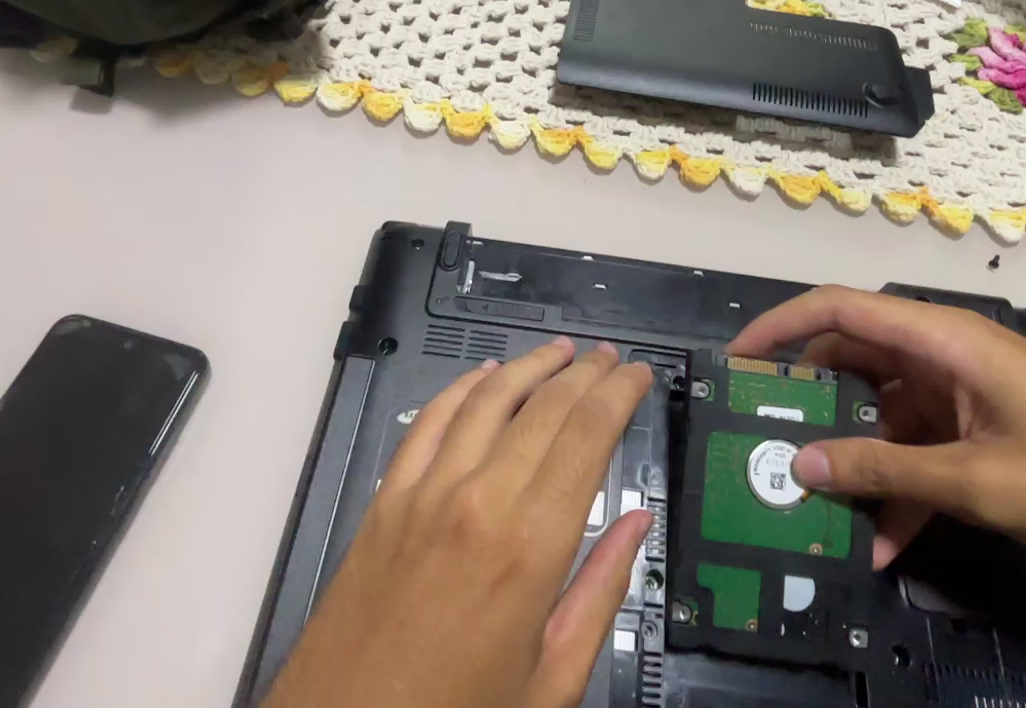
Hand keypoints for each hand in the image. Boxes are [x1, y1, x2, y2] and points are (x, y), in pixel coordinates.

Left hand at [262, 339, 654, 707]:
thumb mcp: (552, 679)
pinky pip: (430, 421)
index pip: (587, 436)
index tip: (638, 375)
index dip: (619, 394)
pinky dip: (463, 388)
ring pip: (488, 400)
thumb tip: (638, 523)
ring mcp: (425, 492)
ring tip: (561, 351)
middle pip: (544, 407)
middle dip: (585, 374)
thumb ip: (601, 592)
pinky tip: (486, 375)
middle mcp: (479, 499)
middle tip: (610, 357)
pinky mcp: (387, 497)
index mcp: (530, 545)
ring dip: (530, 366)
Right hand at [729, 287, 1025, 587]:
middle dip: (809, 405)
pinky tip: (880, 543)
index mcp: (946, 340)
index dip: (781, 327)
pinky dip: (900, 489)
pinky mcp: (985, 430)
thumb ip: (885, 472)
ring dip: (856, 462)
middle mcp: (947, 356)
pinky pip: (922, 451)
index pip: (843, 309)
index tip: (738, 364)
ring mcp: (966, 395)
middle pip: (856, 363)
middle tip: (760, 442)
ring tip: (813, 509)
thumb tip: (799, 465)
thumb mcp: (981, 483)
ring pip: (884, 415)